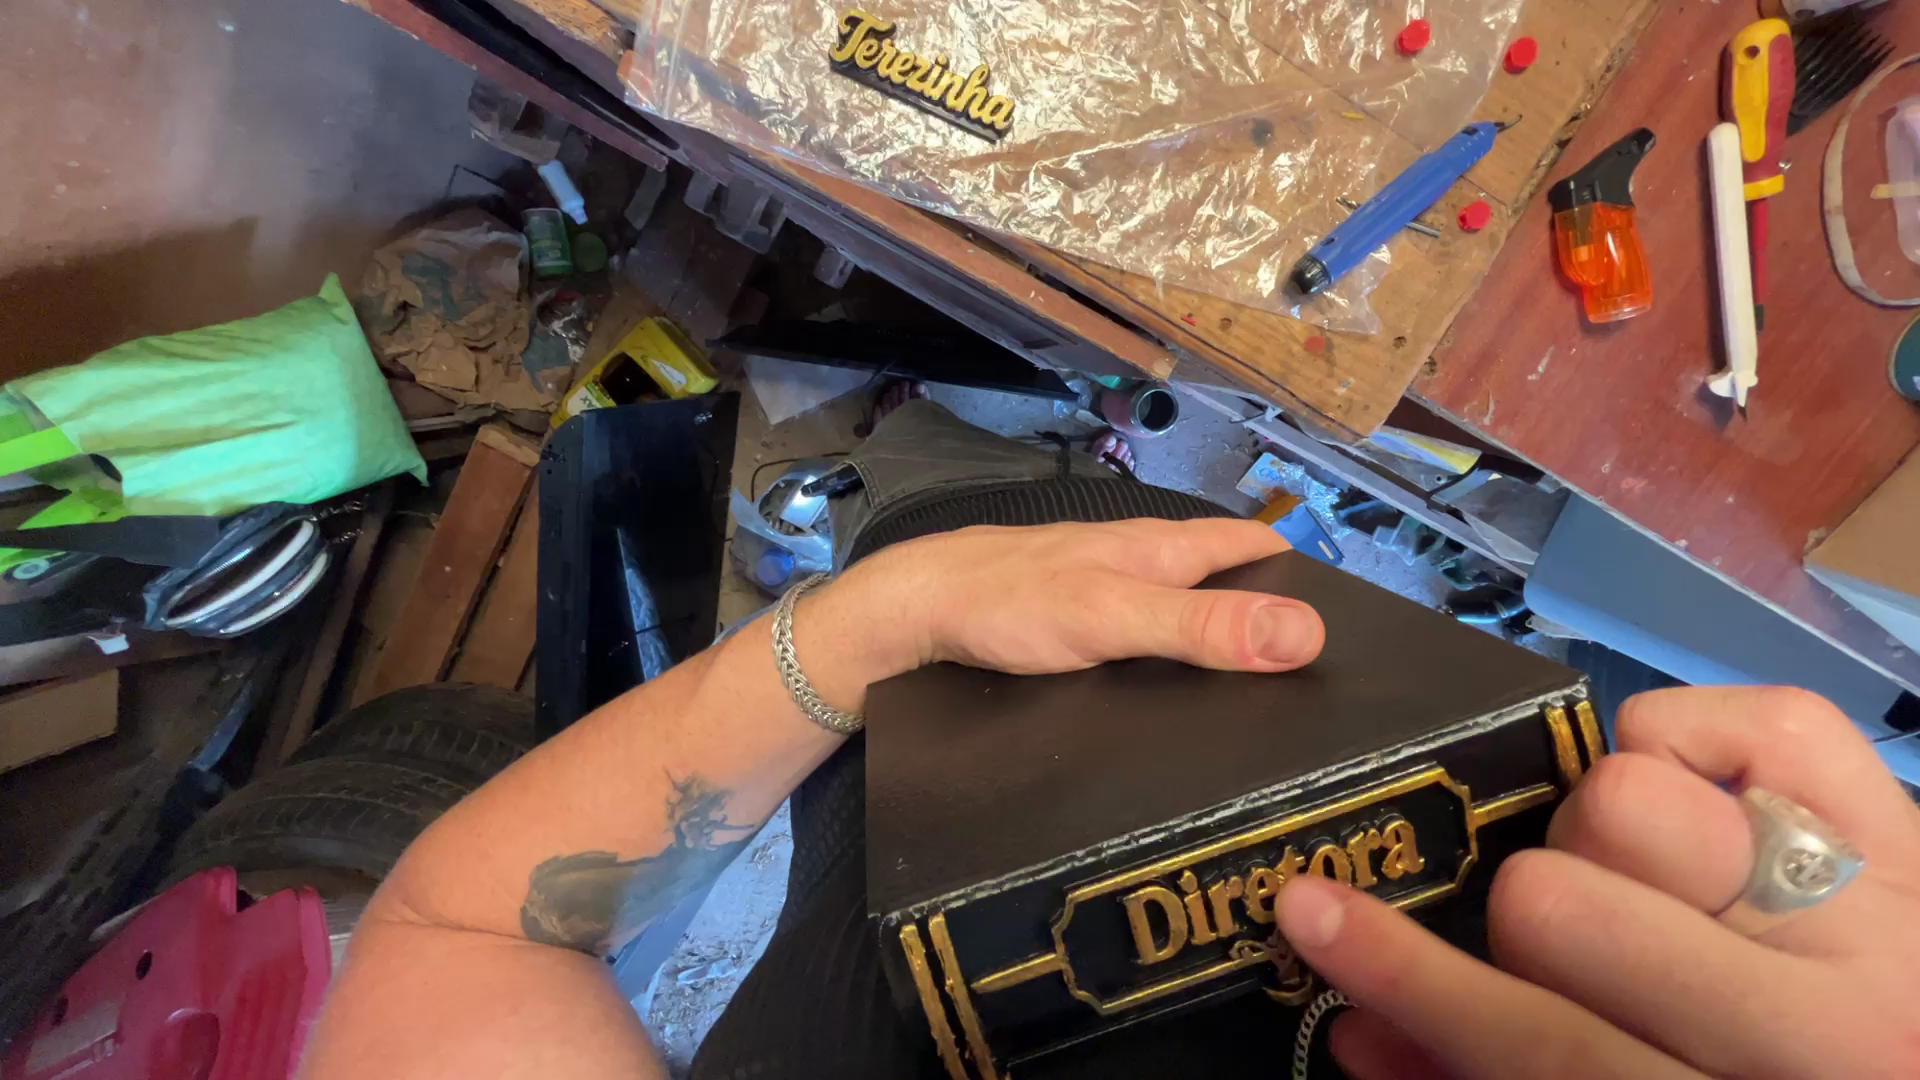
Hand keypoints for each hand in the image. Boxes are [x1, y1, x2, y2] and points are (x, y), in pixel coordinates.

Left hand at [794, 518, 1325, 709]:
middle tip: (1310, 684)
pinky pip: (1142, 631)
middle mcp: (1138, 560)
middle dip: (1267, 614)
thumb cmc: (1015, 602)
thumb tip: (1308, 634)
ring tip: (1252, 699)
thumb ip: (1200, 627)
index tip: (1351, 633)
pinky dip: (1170, 653)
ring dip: (1217, 637)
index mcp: (1160, 549)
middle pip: (1223, 578)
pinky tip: (1172, 692)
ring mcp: (1105, 586)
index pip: (1253, 549)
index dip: (1303, 577)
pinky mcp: (1076, 616)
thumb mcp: (1114, 617)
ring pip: (1181, 605)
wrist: (922, 610)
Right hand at [1275, 686, 1919, 1078]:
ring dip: (1605, 833)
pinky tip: (1707, 806)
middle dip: (1529, 909)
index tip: (1308, 911)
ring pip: (1634, 797)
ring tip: (1643, 881)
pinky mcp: (1916, 830)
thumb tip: (1351, 1031)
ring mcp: (1894, 917)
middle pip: (1555, 897)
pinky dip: (1695, 742)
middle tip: (1563, 939)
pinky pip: (1757, 721)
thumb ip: (1474, 1069)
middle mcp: (1853, 1032)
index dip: (1408, 976)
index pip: (1537, 1043)